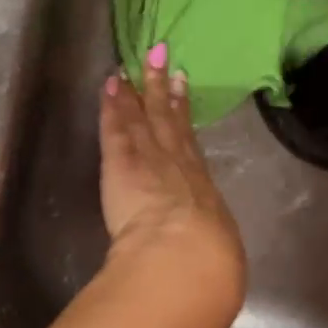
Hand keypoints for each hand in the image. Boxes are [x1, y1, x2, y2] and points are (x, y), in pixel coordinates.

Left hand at [98, 43, 244, 321]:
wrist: (186, 260)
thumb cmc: (210, 269)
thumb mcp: (217, 258)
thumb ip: (210, 250)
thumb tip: (212, 260)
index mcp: (202, 191)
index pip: (189, 146)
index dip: (184, 115)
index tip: (181, 87)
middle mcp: (176, 166)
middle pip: (168, 120)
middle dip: (162, 89)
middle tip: (160, 58)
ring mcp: (149, 158)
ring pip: (142, 117)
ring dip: (138, 89)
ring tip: (133, 65)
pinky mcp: (121, 161)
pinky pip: (116, 127)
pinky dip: (113, 105)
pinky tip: (109, 86)